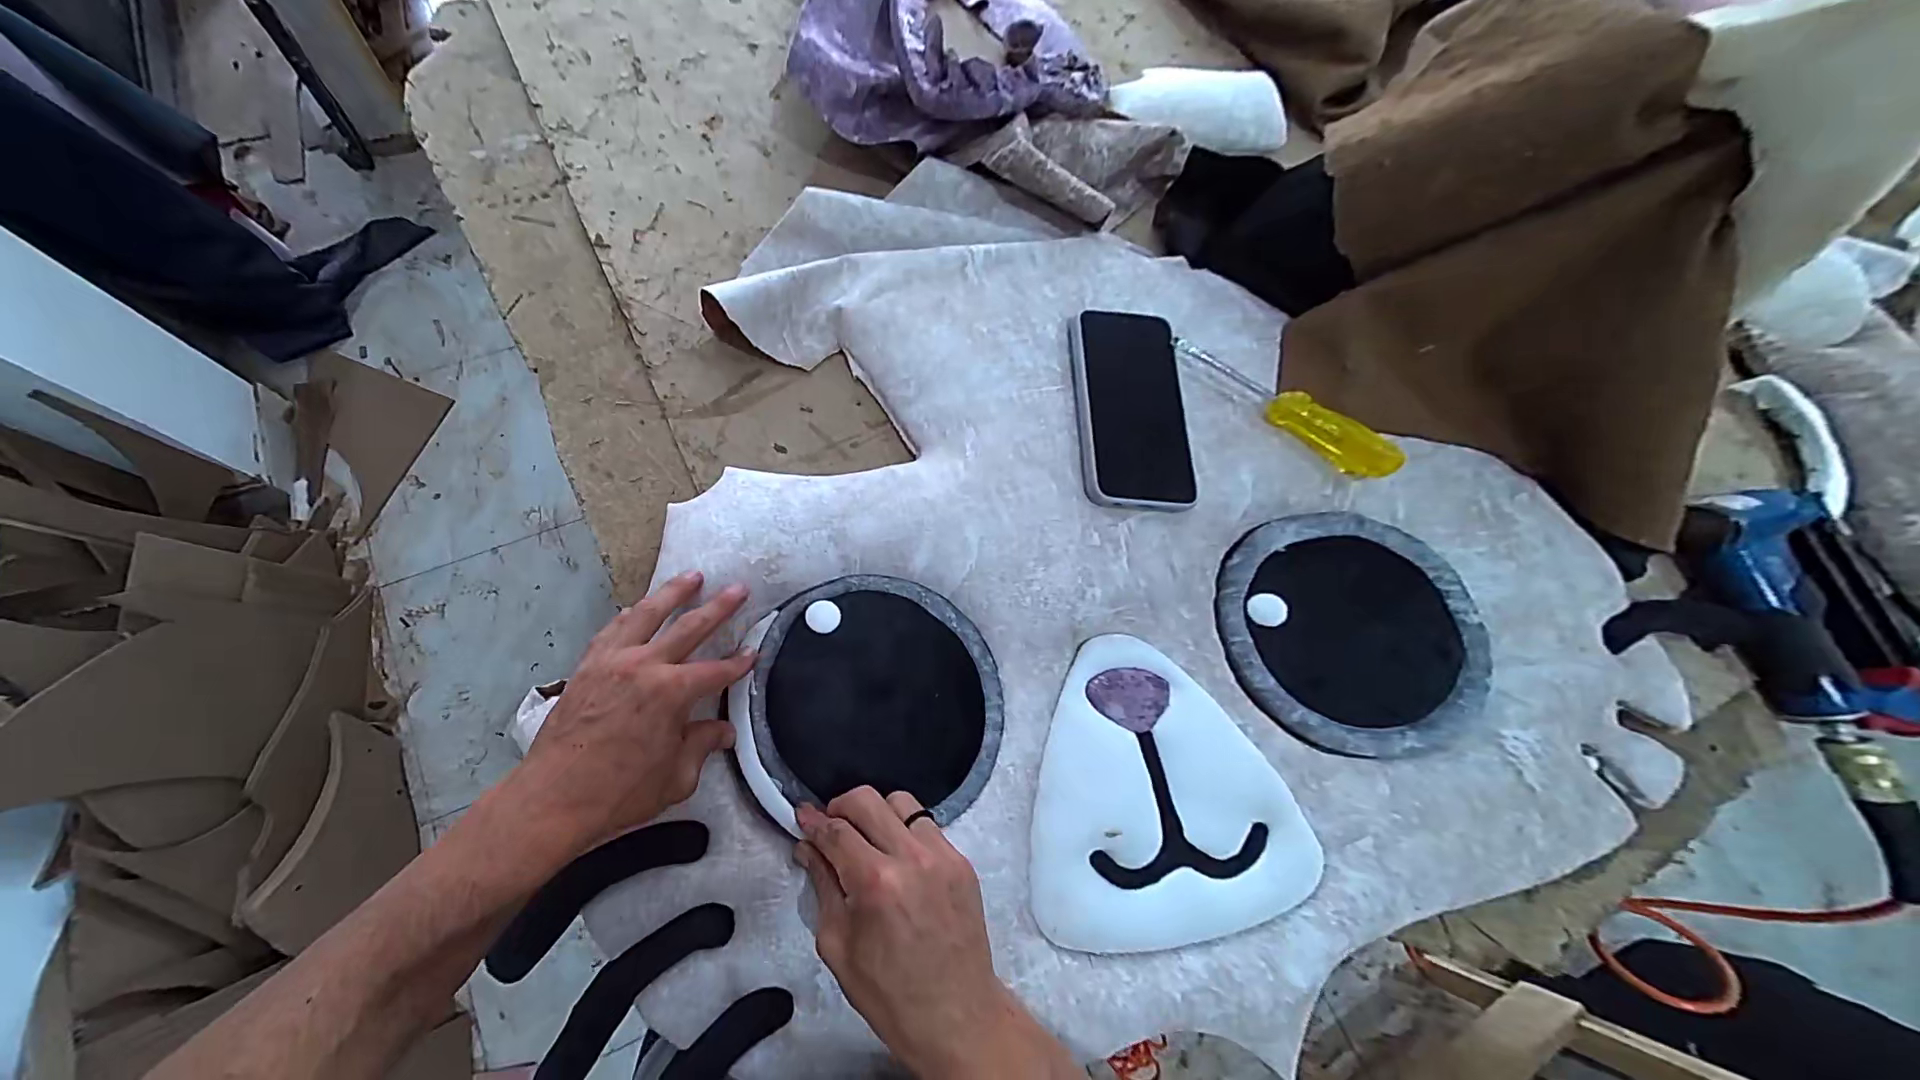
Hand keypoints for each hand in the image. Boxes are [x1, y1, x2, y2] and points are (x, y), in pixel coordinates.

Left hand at [508, 571, 754, 855]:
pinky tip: (637, 608)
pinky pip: (613, 631)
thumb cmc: (620, 792)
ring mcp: (612, 663)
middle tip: (739, 589)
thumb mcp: (677, 777)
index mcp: (672, 692)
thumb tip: (721, 731)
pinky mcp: (587, 668)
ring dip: (673, 593)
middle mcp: (644, 667)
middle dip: (719, 607)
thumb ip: (702, 745)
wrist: (551, 800)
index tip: (754, 653)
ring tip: (692, 576)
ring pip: (647, 615)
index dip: (739, 663)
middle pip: (690, 627)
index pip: (717, 670)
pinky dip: (630, 615)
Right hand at [794, 788, 1078, 1079]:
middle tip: (830, 825)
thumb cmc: (890, 992)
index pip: (836, 830)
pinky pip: (927, 825)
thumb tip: (810, 849)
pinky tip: (897, 856)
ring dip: (876, 813)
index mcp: (876, 883)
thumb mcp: (838, 945)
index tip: (803, 816)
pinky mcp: (962, 861)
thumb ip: (823, 886)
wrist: (955, 1013)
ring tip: (866, 838)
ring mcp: (943, 855)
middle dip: (840, 806)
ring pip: (901, 802)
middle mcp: (912, 858)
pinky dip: (905, 831)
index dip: (814, 821)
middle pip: (868, 800)